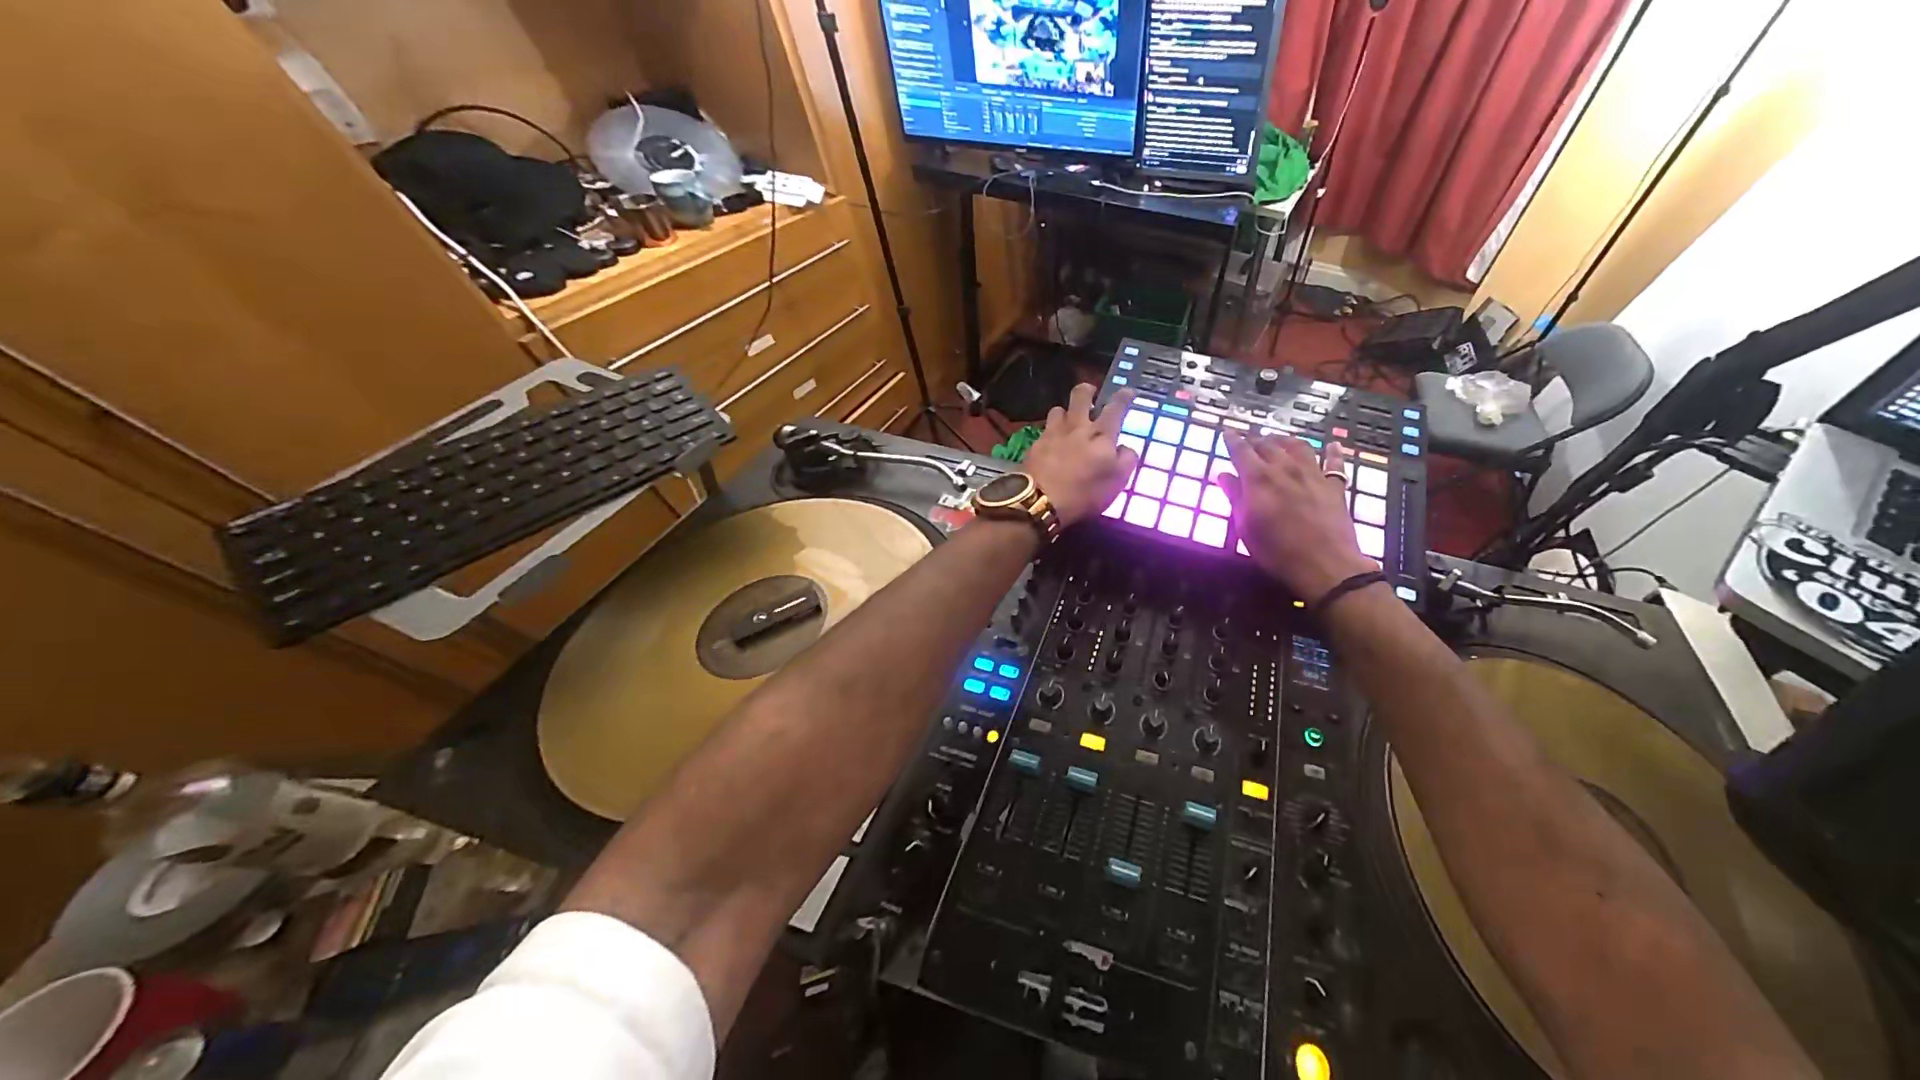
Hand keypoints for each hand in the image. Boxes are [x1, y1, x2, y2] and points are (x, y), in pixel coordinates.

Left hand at [1023, 384, 1139, 526]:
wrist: (1040, 501)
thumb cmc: (1084, 493)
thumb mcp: (1117, 481)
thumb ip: (1126, 460)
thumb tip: (1124, 447)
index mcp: (1101, 435)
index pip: (1116, 407)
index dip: (1124, 396)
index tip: (1128, 391)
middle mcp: (1076, 427)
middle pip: (1080, 395)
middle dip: (1088, 390)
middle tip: (1091, 394)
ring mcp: (1052, 433)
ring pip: (1058, 409)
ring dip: (1065, 412)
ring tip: (1068, 421)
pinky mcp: (1034, 444)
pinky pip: (1045, 430)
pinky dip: (1051, 432)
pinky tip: (1052, 443)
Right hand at [1216, 433, 1377, 602]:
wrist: (1325, 564)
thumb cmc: (1277, 550)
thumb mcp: (1246, 526)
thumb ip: (1235, 497)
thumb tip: (1223, 475)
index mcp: (1259, 478)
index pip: (1242, 450)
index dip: (1233, 440)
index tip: (1228, 432)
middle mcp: (1286, 469)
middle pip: (1269, 444)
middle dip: (1256, 438)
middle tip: (1249, 438)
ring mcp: (1313, 475)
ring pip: (1298, 446)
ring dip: (1285, 440)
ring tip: (1277, 439)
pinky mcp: (1334, 487)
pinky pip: (1334, 463)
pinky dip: (1332, 452)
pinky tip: (1332, 445)